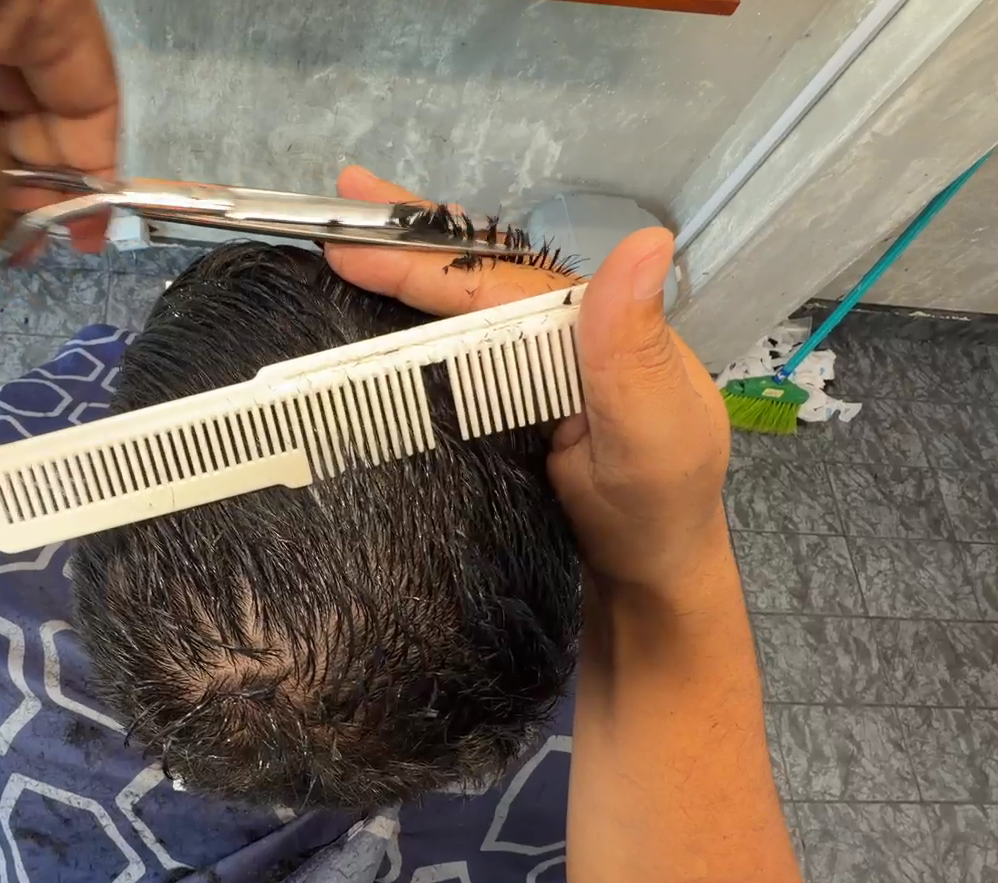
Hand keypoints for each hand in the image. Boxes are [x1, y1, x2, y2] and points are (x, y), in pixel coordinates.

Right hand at [325, 166, 729, 588]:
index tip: (353, 244)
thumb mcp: (655, 434)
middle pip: (478, 272)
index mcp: (591, 326)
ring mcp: (534, 365)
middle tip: (342, 199)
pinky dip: (421, 316)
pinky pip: (460, 348)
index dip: (422, 262)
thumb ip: (635, 351)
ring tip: (355, 232)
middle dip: (408, 234)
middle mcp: (560, 332)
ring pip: (466, 302)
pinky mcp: (512, 400)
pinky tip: (389, 301)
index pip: (496, 284)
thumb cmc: (653, 511)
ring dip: (410, 265)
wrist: (641, 568)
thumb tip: (641, 242)